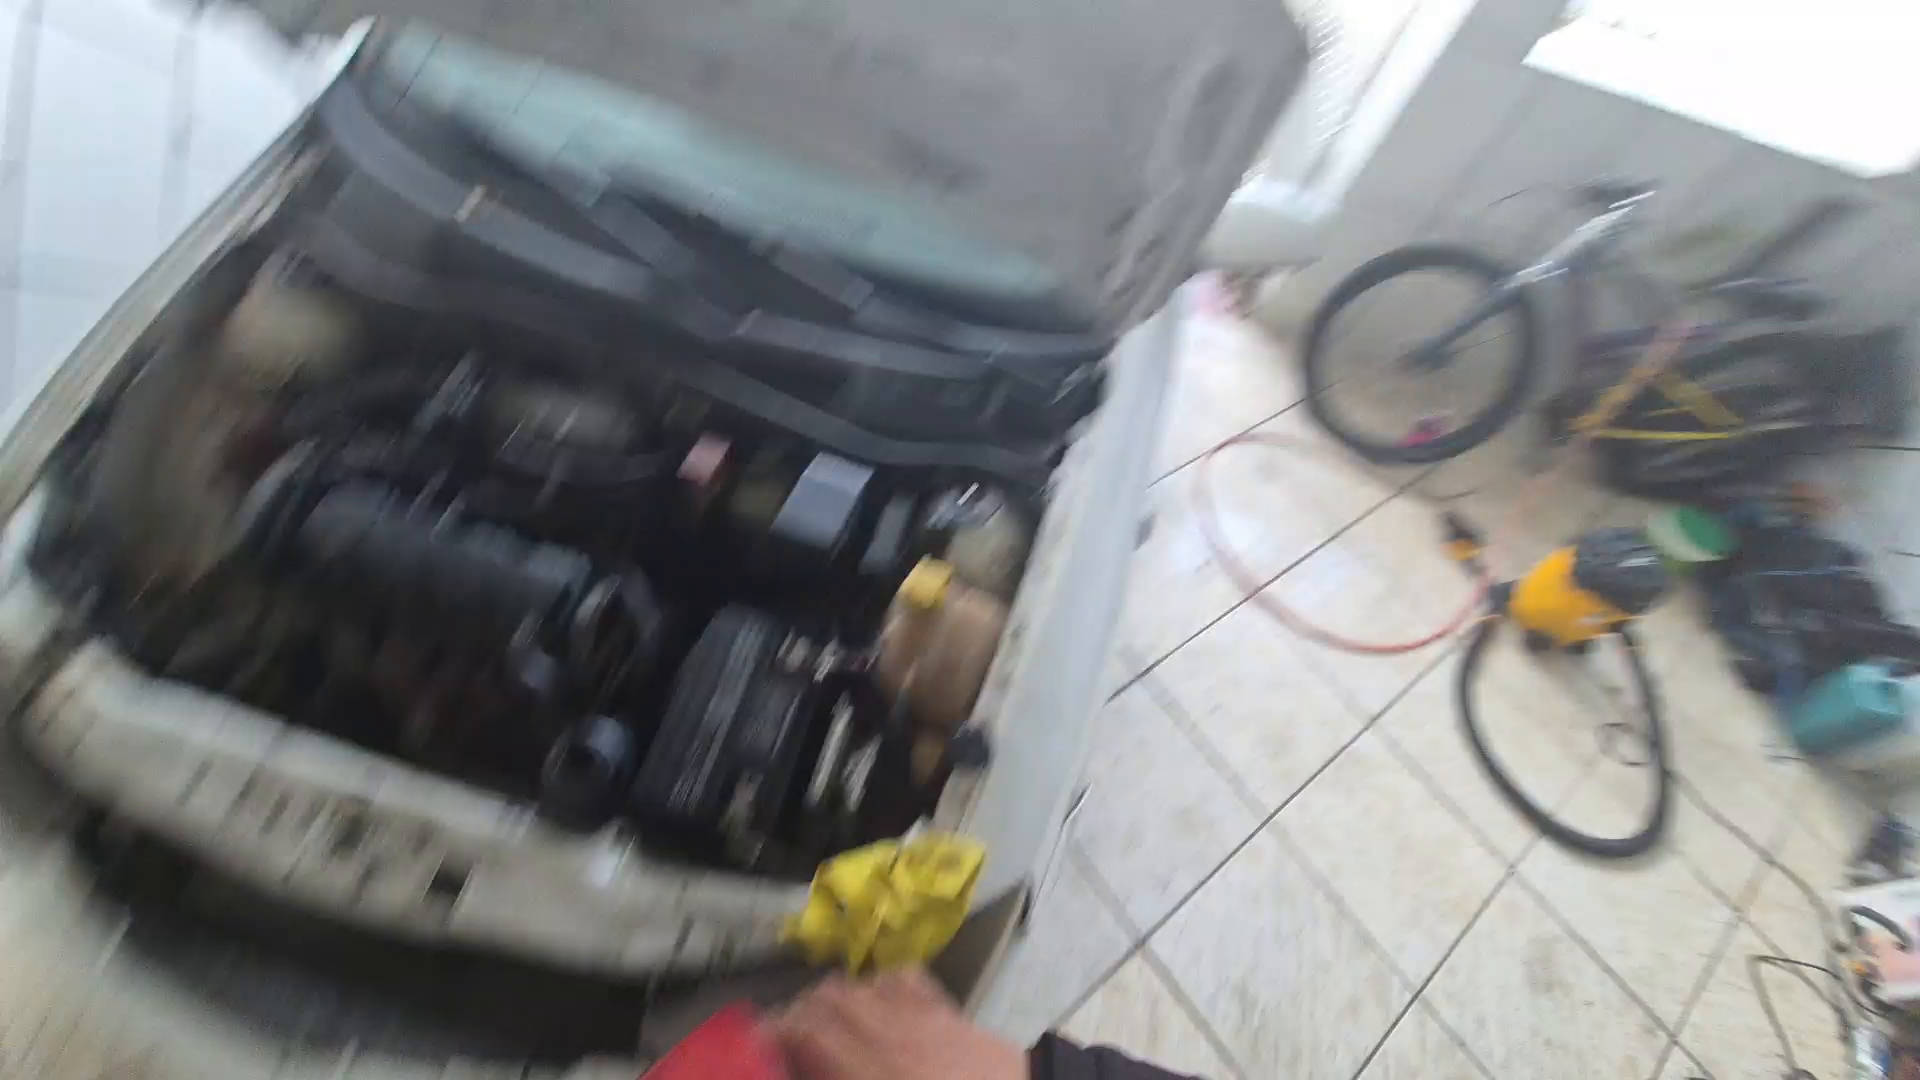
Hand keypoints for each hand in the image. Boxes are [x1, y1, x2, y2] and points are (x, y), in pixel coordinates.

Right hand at [770, 969, 1027, 1079]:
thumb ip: (844, 1072)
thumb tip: (817, 1066)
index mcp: (871, 1069)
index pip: (811, 1031)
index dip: (776, 1030)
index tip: (756, 1043)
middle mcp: (889, 1034)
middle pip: (829, 999)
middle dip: (798, 1013)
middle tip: (785, 1040)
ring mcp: (920, 1015)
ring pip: (861, 983)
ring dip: (834, 998)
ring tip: (824, 1022)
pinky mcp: (946, 1009)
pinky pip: (902, 978)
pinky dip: (879, 984)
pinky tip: (876, 1002)